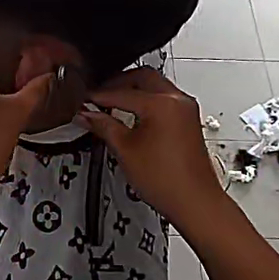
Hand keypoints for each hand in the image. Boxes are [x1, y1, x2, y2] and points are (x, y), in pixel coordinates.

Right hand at [77, 67, 229, 228]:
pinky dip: (147, 101)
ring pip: (156, 85)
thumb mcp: (125, 150)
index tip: (84, 100)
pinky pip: (165, 99)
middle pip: (142, 77)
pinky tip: (132, 114)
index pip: (121, 92)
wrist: (194, 202)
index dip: (98, 96)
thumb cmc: (169, 182)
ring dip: (134, 90)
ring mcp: (187, 109)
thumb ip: (103, 126)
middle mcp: (178, 101)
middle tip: (98, 94)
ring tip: (112, 104)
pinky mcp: (190, 120)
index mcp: (162, 104)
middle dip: (117, 83)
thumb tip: (88, 116)